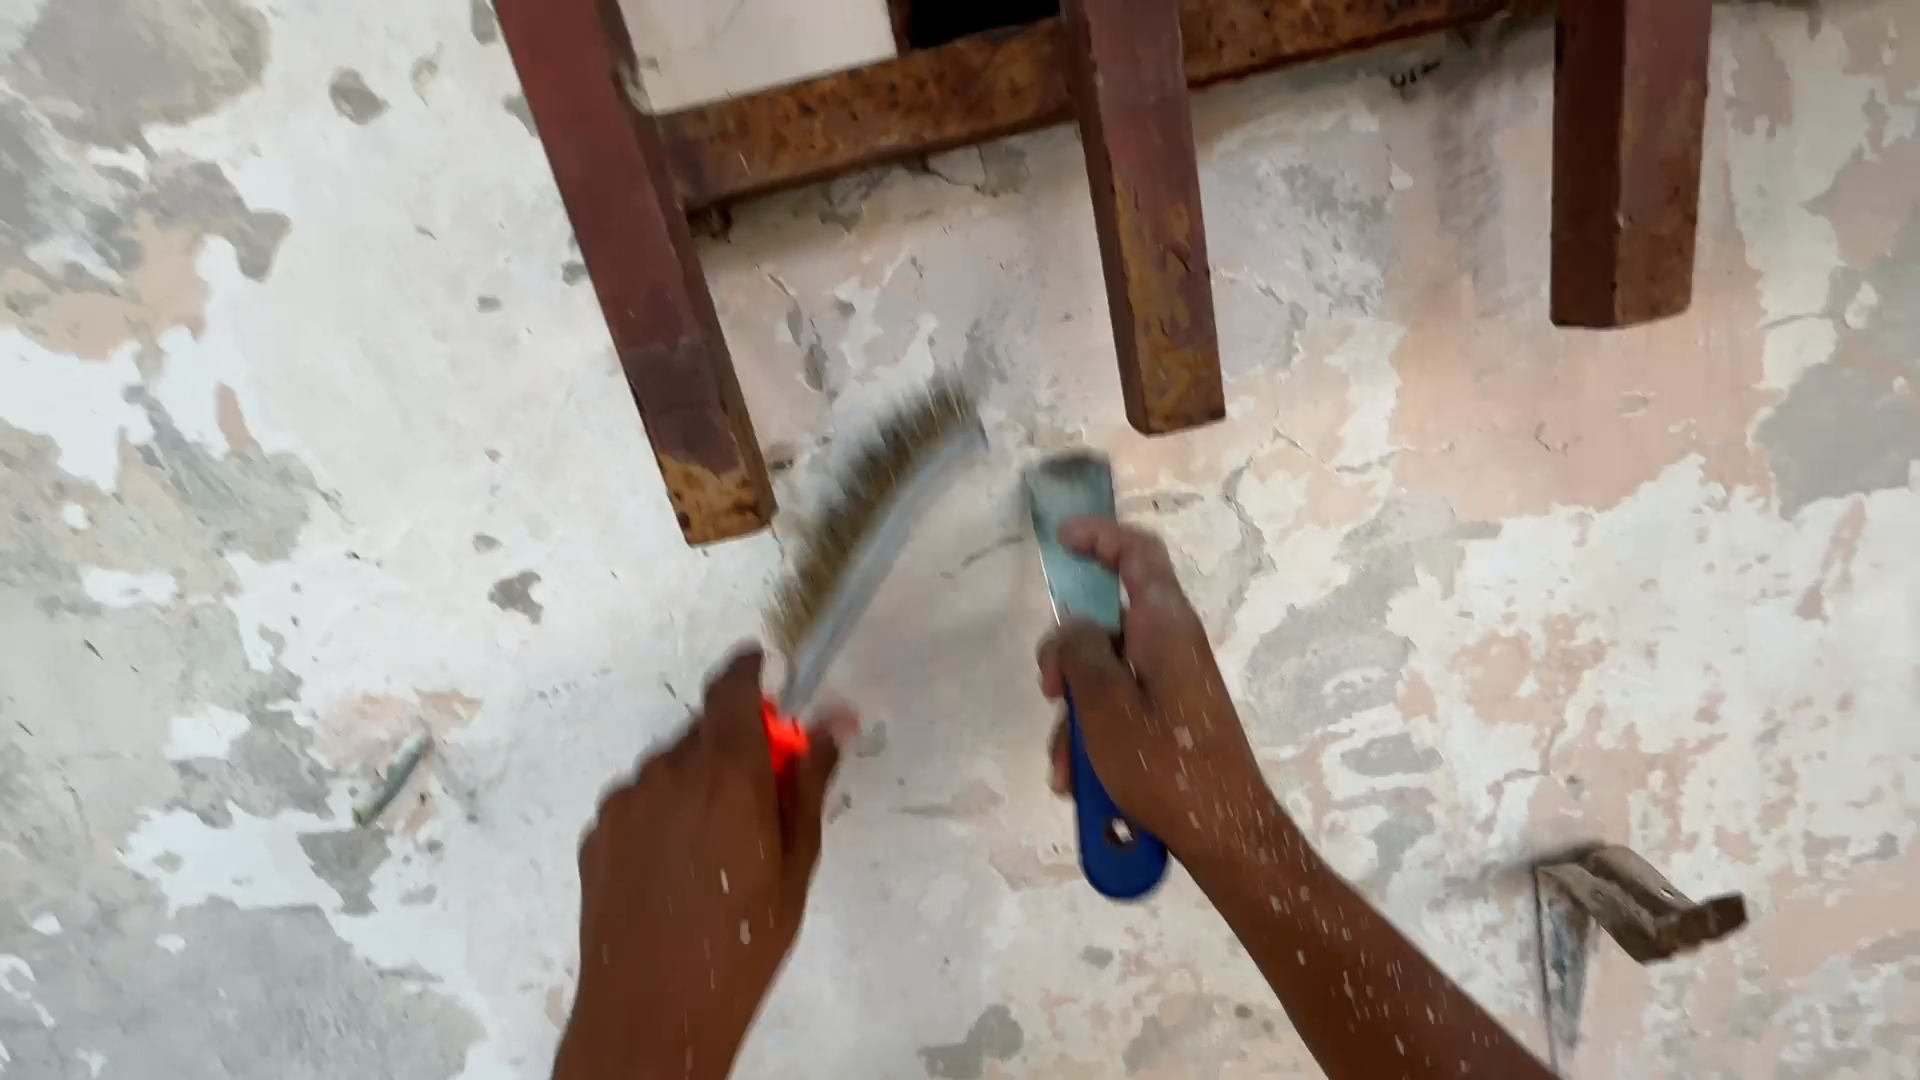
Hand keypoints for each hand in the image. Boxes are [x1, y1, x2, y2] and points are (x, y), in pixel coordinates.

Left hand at [557, 647, 854, 1079]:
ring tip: (713, 843)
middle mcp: (668, 771)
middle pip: (705, 728)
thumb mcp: (797, 860)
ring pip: (672, 764)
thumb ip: (811, 777)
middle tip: (757, 795)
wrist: (651, 1016)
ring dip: (698, 778)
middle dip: (735, 743)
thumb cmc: (744, 938)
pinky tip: (675, 863)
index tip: (763, 664)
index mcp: (726, 772)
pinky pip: (642, 796)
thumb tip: (836, 719)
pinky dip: (665, 807)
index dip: (748, 667)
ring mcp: (625, 801)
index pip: (733, 688)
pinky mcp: (598, 831)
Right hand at [1035, 518, 1269, 869]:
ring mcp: (1170, 680)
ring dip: (1074, 712)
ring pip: (1104, 672)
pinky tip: (1079, 780)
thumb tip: (1072, 627)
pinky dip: (1093, 734)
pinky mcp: (1169, 714)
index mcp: (1164, 625)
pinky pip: (1118, 705)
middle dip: (1066, 656)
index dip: (1099, 535)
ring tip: (1064, 766)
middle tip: (1047, 690)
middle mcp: (1170, 643)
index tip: (1061, 538)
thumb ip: (1079, 651)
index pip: (1137, 553)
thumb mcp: (1104, 705)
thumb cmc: (1163, 766)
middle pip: (1106, 622)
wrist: (1224, 836)